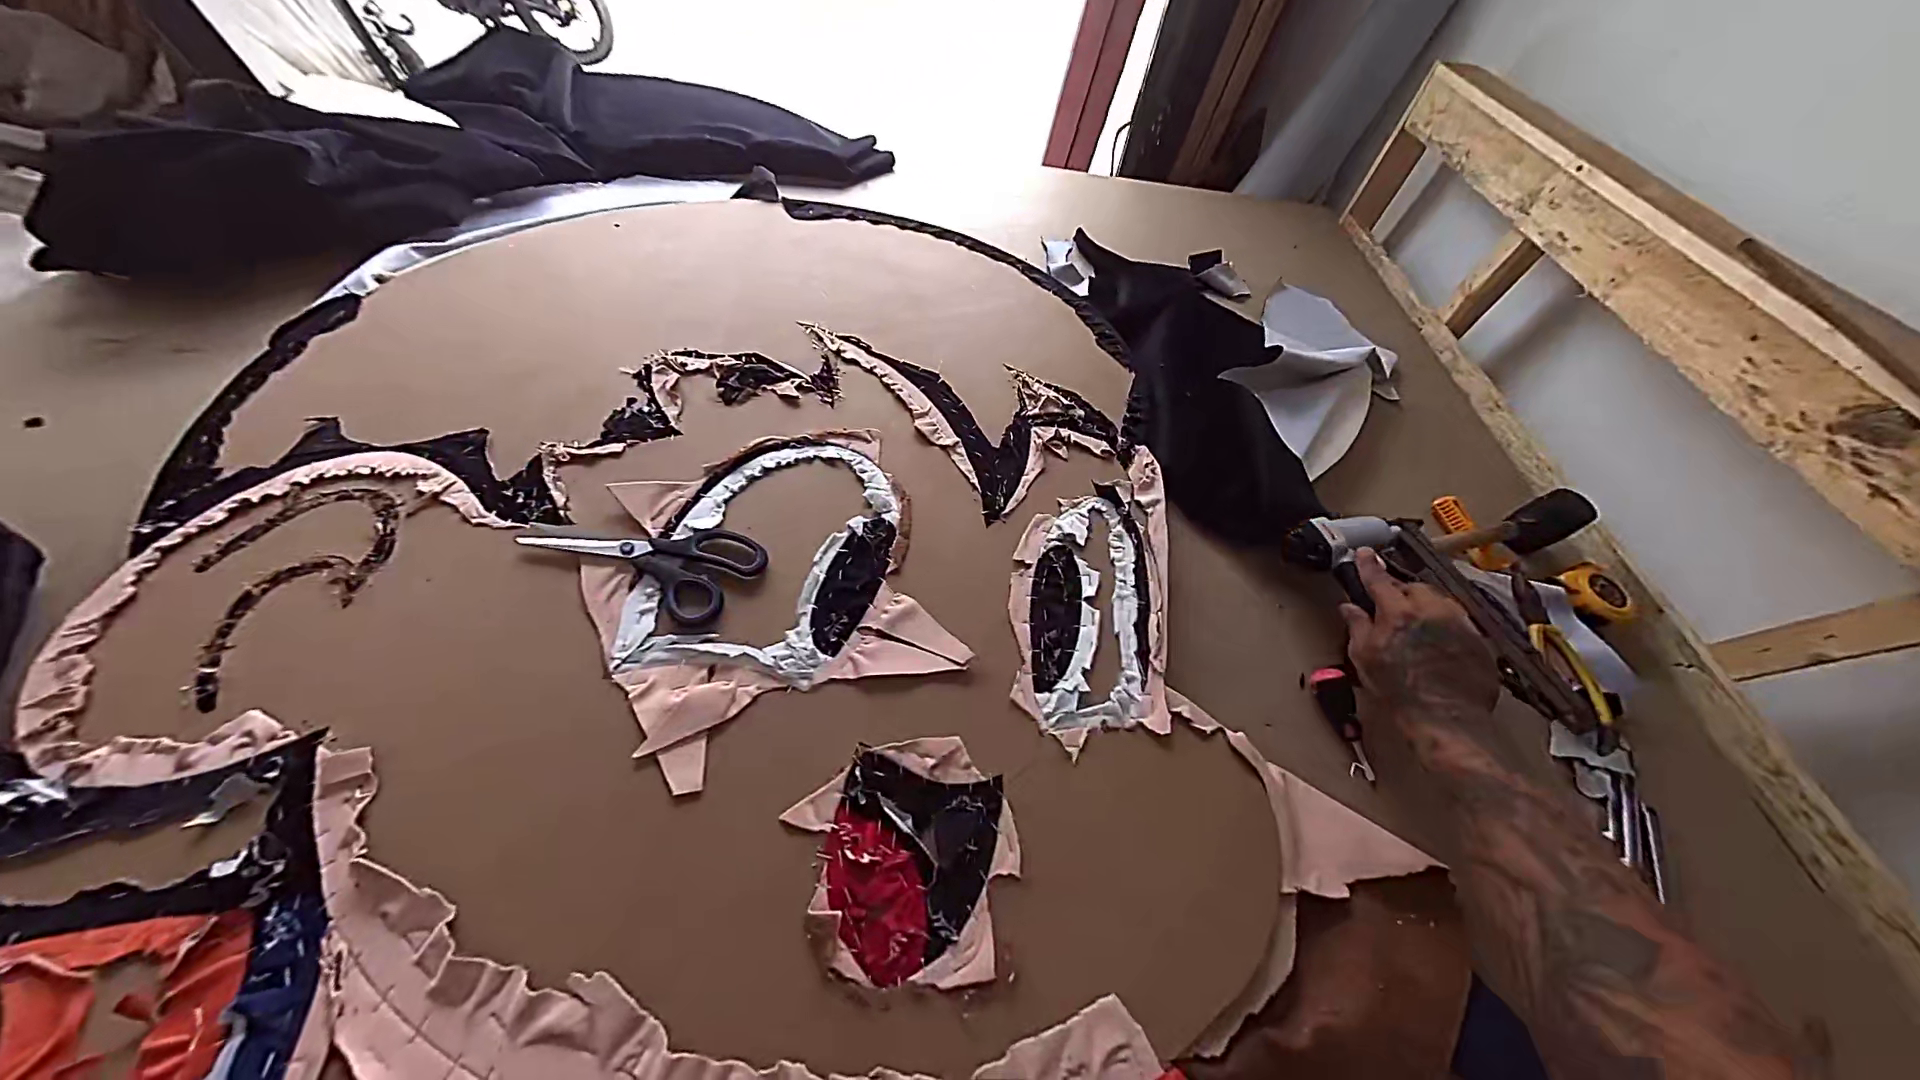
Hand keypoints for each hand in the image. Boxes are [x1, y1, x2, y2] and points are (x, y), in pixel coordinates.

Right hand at [1338, 548, 1499, 713]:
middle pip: (1413, 587)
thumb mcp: (1364, 657)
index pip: (1379, 579)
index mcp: (1397, 613)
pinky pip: (1458, 619)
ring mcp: (1459, 623)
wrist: (1444, 717)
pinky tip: (1436, 639)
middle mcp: (1431, 611)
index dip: (1369, 565)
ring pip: (1439, 600)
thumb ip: (1357, 626)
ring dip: (1423, 604)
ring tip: (1414, 623)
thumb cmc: (1400, 690)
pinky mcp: (1479, 639)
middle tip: (1388, 605)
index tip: (1365, 555)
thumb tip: (1350, 608)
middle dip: (1399, 591)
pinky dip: (1444, 622)